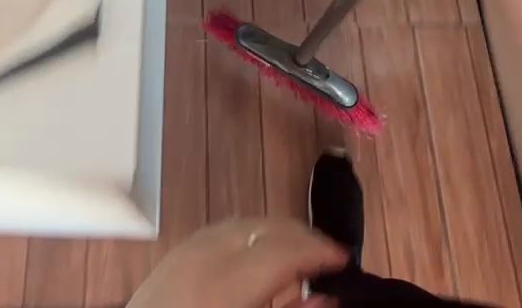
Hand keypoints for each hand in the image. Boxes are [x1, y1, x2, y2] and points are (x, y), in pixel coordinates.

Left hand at [126, 219, 346, 307]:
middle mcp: (203, 256)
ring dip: (277, 234)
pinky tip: (262, 258)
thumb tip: (326, 299)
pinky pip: (224, 231)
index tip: (344, 259)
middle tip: (330, 260)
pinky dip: (251, 236)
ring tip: (301, 260)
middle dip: (302, 238)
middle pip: (265, 226)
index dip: (319, 249)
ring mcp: (186, 249)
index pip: (282, 248)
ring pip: (246, 222)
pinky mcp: (177, 252)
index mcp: (221, 286)